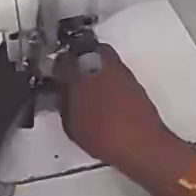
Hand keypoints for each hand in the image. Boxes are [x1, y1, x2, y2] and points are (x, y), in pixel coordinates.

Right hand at [61, 45, 186, 179]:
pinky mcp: (133, 80)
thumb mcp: (71, 124)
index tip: (55, 76)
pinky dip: (107, 77)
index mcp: (79, 70)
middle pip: (83, 50)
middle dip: (76, 59)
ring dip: (92, 65)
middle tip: (70, 74)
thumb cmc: (106, 135)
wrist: (140, 146)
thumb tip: (62, 98)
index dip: (56, 68)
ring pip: (101, 57)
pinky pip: (115, 70)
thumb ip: (63, 103)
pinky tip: (104, 94)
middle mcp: (101, 64)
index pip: (61, 59)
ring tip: (87, 85)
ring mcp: (119, 70)